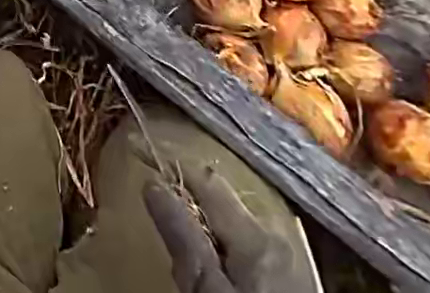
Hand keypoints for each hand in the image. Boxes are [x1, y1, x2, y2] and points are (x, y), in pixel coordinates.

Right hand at [144, 161, 309, 292]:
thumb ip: (183, 238)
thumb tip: (153, 185)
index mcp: (256, 237)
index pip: (205, 178)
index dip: (169, 162)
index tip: (136, 151)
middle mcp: (278, 238)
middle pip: (222, 200)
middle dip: (188, 198)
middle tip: (155, 207)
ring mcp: (290, 261)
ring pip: (235, 224)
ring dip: (206, 224)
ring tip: (180, 241)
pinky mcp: (293, 283)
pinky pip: (249, 247)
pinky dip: (224, 246)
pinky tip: (214, 268)